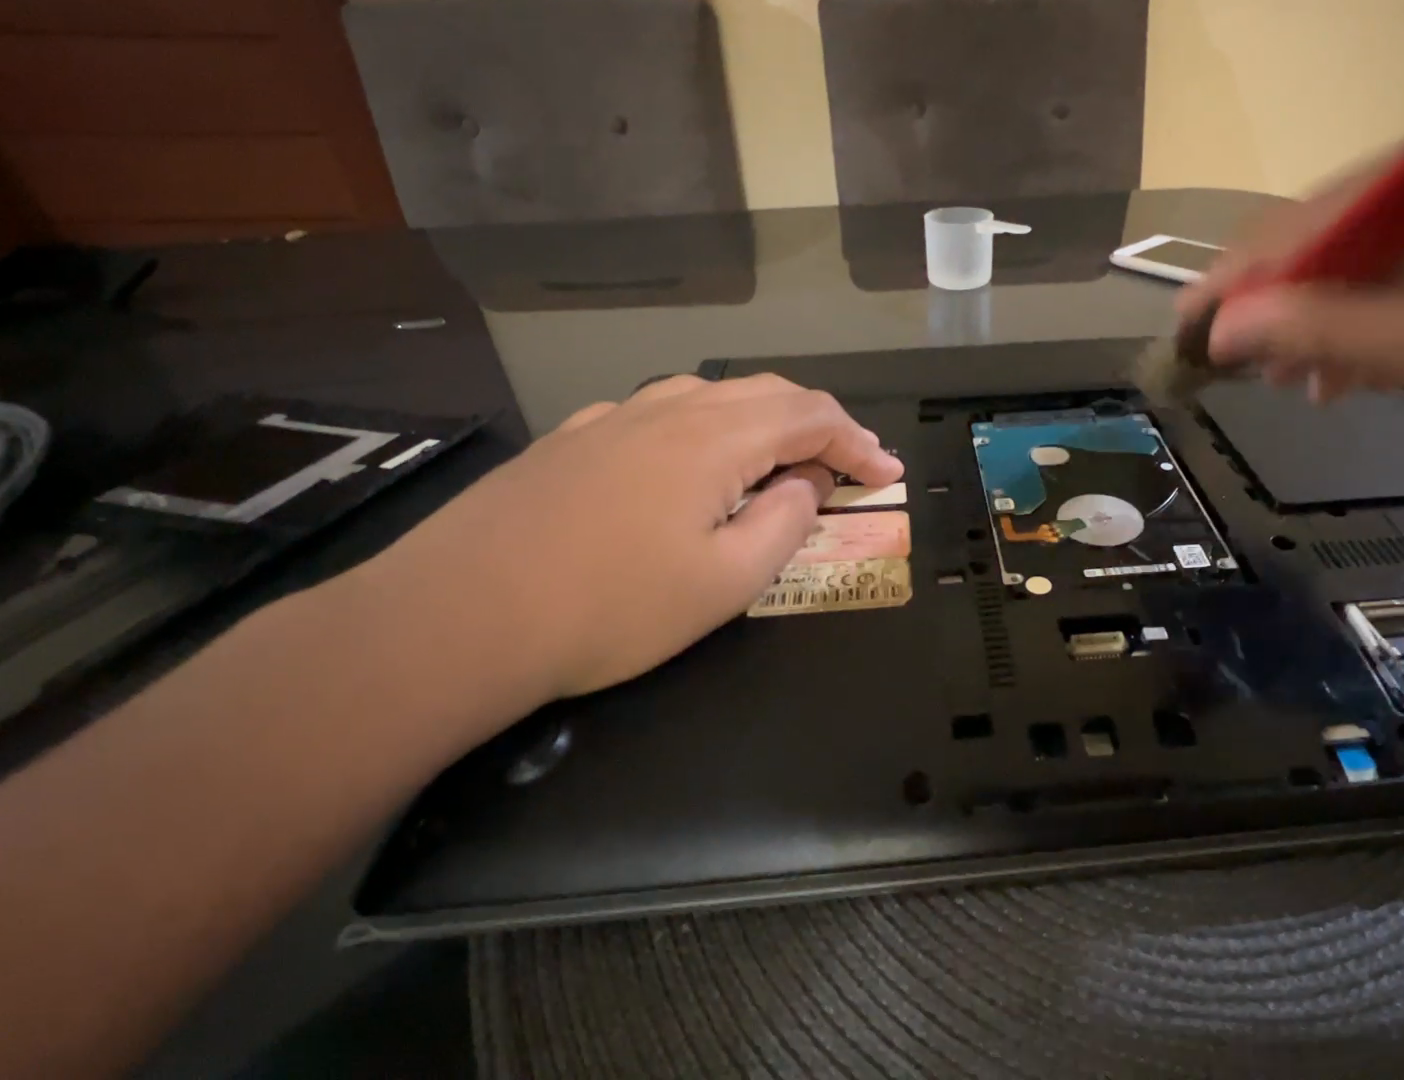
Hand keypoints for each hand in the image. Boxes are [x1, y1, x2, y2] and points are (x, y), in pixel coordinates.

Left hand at [344, 374, 902, 702]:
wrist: (459, 617)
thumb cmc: (612, 609)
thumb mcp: (726, 582)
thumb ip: (784, 522)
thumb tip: (805, 483)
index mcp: (714, 438)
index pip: (811, 417)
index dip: (859, 444)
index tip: (889, 475)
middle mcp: (666, 410)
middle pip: (763, 394)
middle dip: (817, 425)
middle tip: (847, 466)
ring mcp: (610, 420)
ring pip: (708, 397)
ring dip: (760, 422)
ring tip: (779, 462)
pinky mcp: (570, 441)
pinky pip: (657, 416)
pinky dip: (702, 431)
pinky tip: (689, 466)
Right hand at [1178, 140, 1403, 399]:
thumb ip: (1331, 330)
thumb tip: (1229, 326)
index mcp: (1400, 197)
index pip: (1270, 241)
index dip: (1215, 297)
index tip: (1180, 349)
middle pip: (1308, 241)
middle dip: (1267, 313)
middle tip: (1246, 379)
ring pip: (1359, 248)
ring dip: (1322, 314)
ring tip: (1307, 380)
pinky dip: (1379, 299)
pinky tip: (1378, 346)